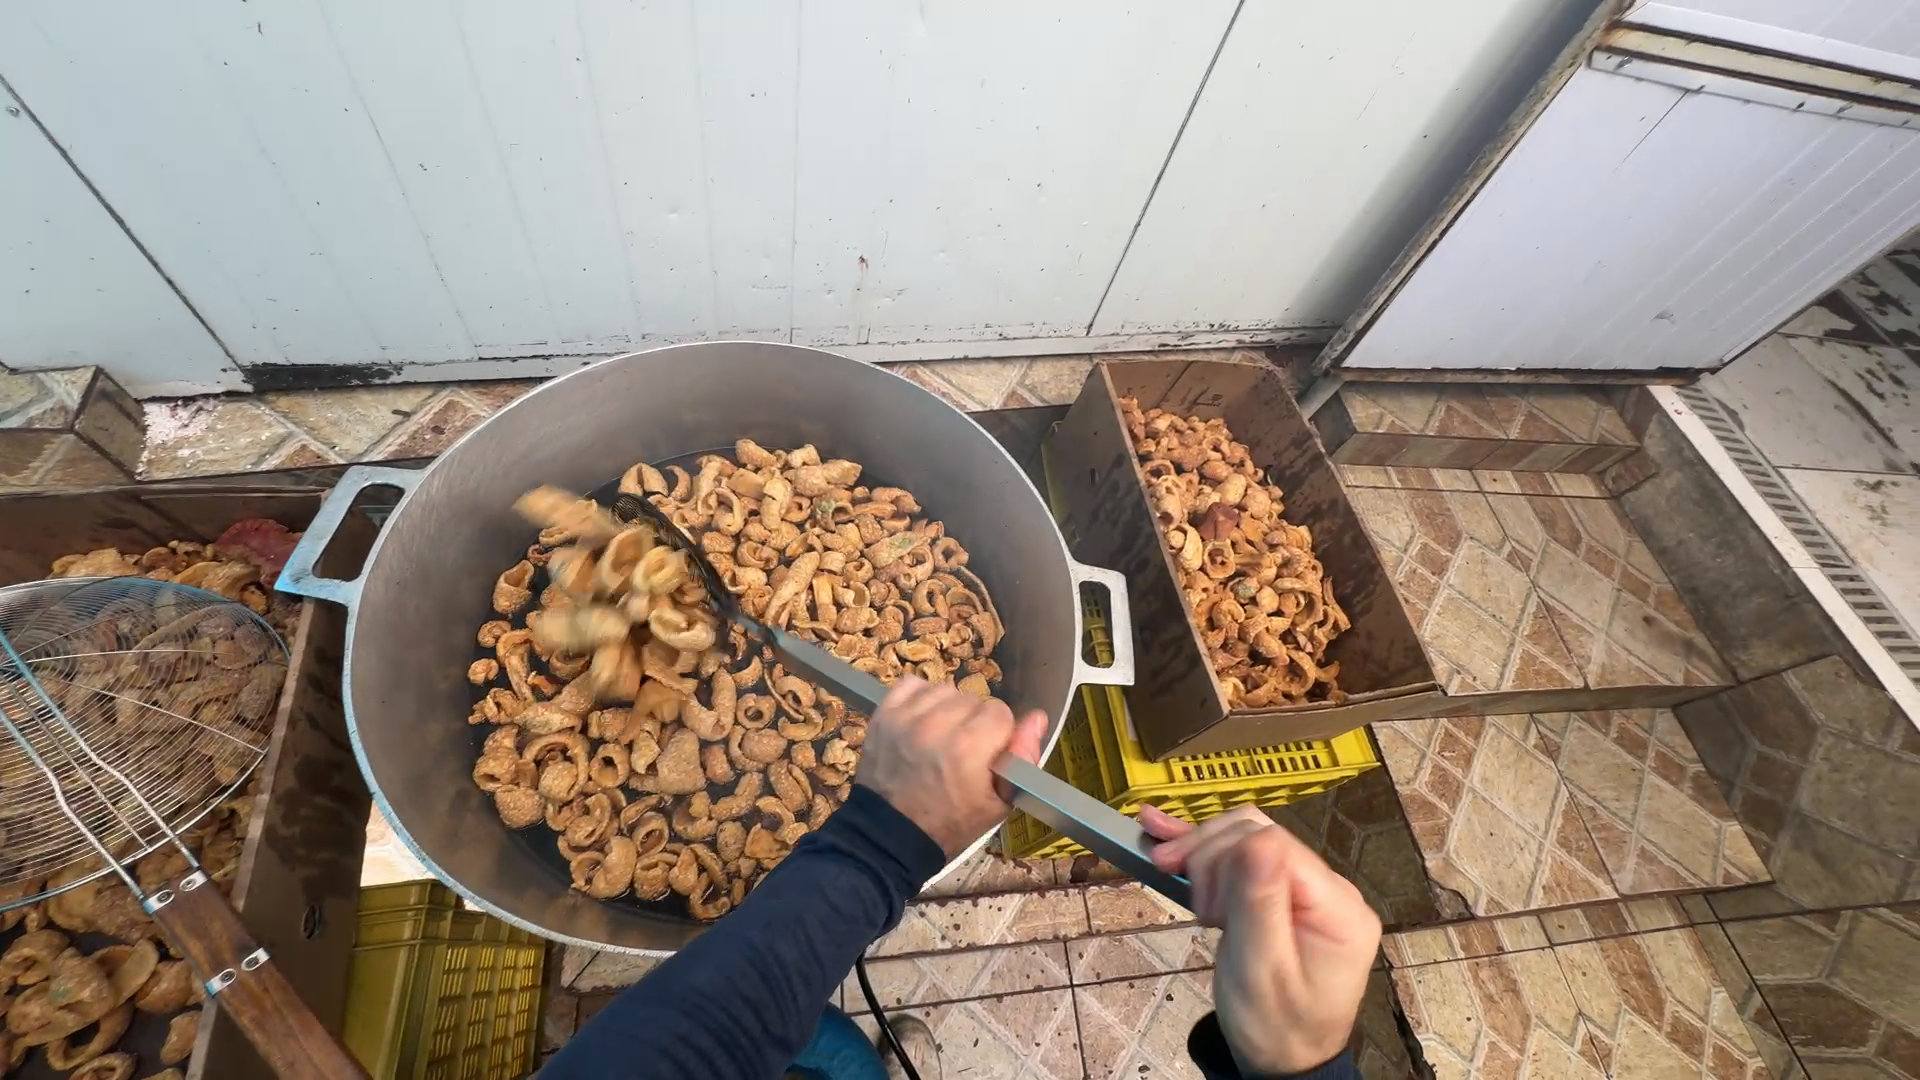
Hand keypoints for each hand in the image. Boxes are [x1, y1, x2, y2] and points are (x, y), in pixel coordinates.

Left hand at [855, 678, 1048, 856]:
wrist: (890, 836)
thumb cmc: (950, 824)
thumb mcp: (999, 802)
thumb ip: (1023, 757)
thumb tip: (1037, 717)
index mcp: (968, 747)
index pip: (1001, 712)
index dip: (998, 735)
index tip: (987, 756)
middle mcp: (936, 725)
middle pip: (973, 699)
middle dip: (974, 723)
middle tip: (963, 752)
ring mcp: (906, 717)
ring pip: (945, 690)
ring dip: (948, 709)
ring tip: (941, 737)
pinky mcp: (884, 714)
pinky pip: (912, 685)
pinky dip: (920, 698)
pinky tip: (921, 721)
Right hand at [1141, 804, 1380, 1075]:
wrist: (1279, 1058)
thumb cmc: (1274, 1025)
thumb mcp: (1263, 973)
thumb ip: (1260, 905)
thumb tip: (1255, 840)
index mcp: (1337, 907)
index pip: (1274, 843)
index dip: (1228, 860)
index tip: (1207, 908)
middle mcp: (1326, 885)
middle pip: (1252, 832)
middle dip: (1210, 859)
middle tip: (1199, 911)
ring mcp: (1299, 882)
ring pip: (1238, 832)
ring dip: (1200, 854)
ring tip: (1180, 886)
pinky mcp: (1272, 883)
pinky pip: (1233, 846)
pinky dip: (1195, 840)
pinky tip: (1158, 827)